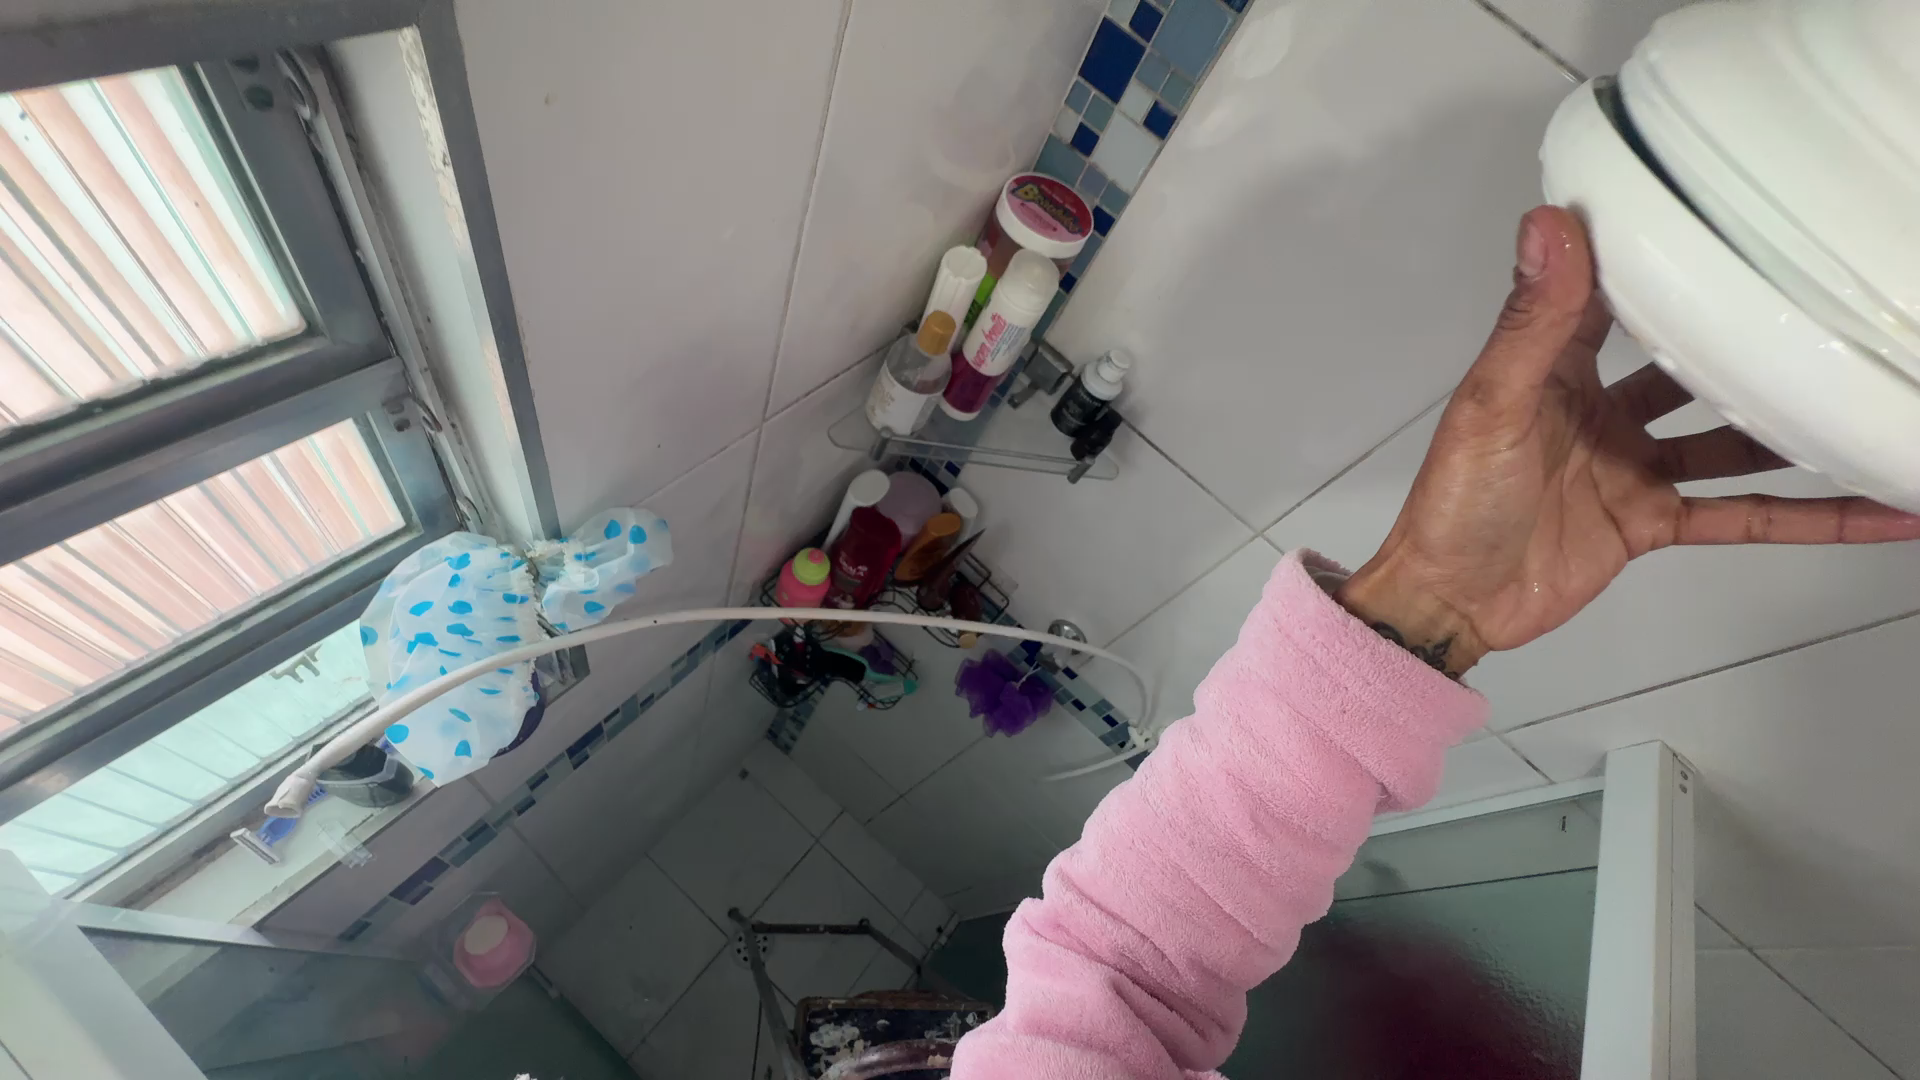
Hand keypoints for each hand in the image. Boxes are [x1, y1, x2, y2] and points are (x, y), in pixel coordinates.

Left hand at [1335, 206, 1919, 677]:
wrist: (1451, 598)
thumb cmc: (1456, 501)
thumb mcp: (1493, 406)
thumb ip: (1530, 325)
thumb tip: (1547, 223)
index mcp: (1550, 378)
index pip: (1612, 304)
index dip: (1663, 264)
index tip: (1738, 215)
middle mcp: (1595, 416)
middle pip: (1690, 370)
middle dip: (1756, 344)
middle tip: (1848, 307)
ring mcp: (1626, 470)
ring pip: (1733, 440)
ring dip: (1801, 425)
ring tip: (1885, 392)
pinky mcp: (1648, 522)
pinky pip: (1743, 514)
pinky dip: (1813, 515)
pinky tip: (1894, 506)